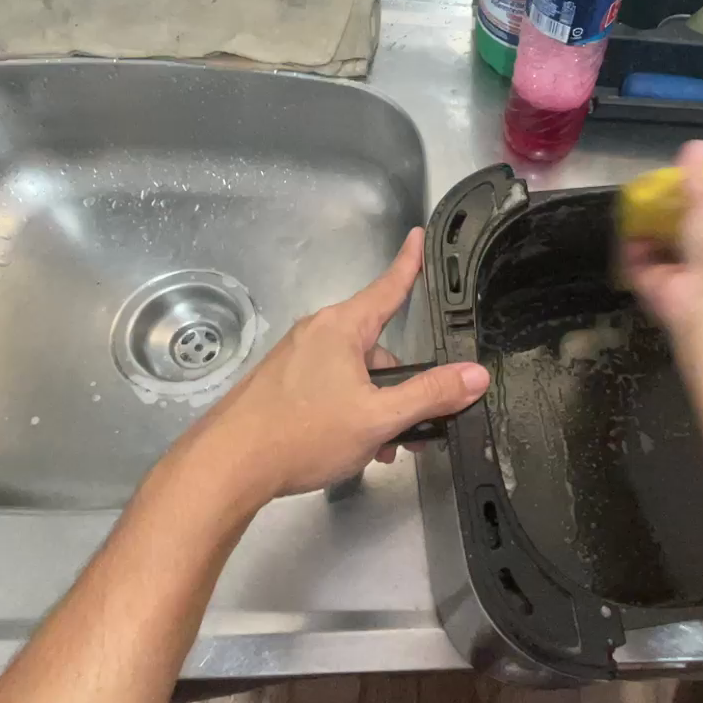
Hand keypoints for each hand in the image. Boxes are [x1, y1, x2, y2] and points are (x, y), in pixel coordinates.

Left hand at [167, 228, 489, 502]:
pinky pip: (331, 386)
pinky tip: (351, 446)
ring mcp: (296, 358)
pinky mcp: (282, 383)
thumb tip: (475, 375)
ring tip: (378, 448)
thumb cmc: (303, 433)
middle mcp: (318, 333)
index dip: (410, 263)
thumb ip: (430, 395)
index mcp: (341, 328)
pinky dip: (349, 410)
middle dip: (399, 385)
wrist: (227, 467)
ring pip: (355, 373)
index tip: (419, 235)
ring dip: (375, 406)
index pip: (388, 287)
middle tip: (409, 427)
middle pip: (378, 347)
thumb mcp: (378, 418)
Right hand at [621, 140, 702, 387]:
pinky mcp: (655, 290)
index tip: (675, 177)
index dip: (693, 194)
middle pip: (681, 229)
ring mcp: (680, 274)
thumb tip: (702, 143)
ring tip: (631, 206)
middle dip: (665, 211)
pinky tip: (624, 231)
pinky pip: (639, 266)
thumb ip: (700, 179)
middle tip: (647, 191)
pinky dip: (631, 250)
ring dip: (646, 230)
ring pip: (659, 248)